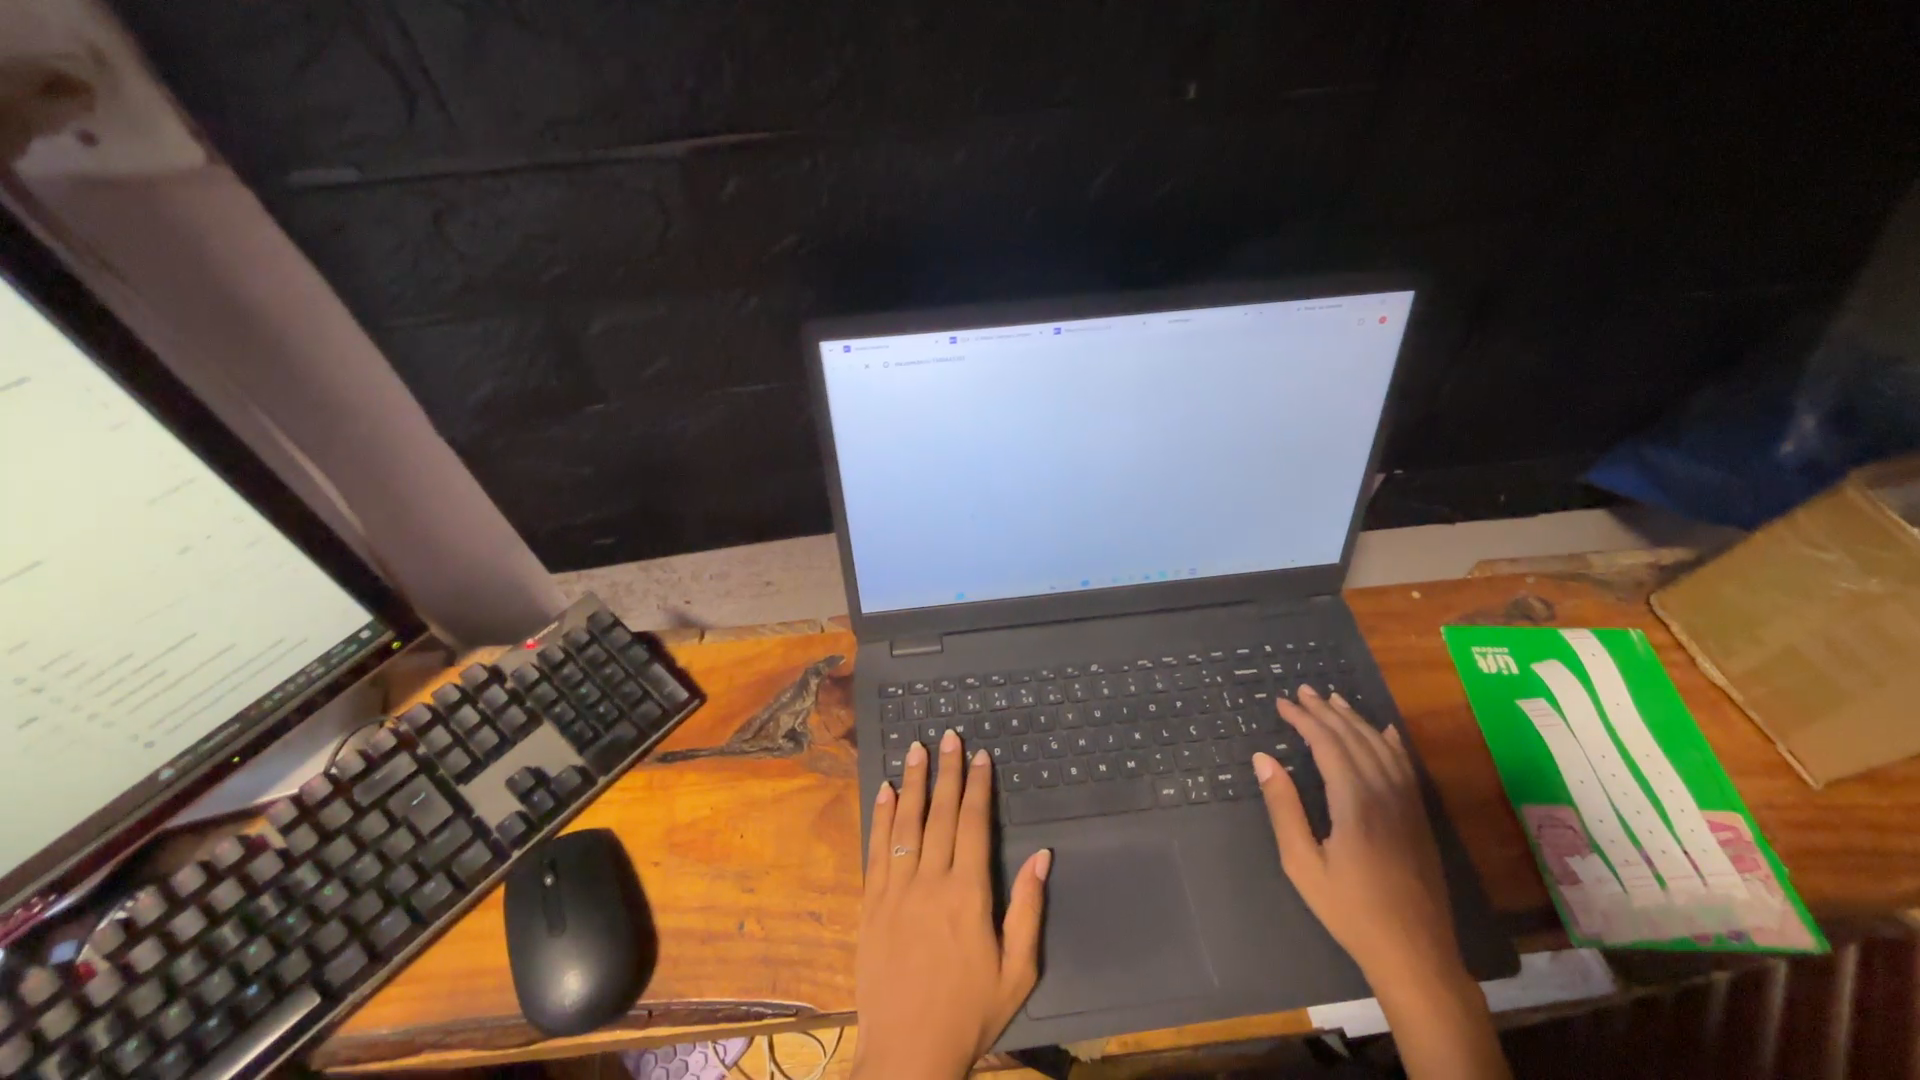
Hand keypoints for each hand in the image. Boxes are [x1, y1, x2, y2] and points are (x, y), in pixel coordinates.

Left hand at [853, 731, 1051, 1079]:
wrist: (907, 1052)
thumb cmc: (971, 1013)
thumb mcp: (1018, 970)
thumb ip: (1028, 909)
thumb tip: (1042, 855)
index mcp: (968, 895)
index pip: (973, 825)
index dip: (977, 787)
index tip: (980, 756)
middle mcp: (929, 882)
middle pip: (939, 814)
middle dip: (946, 772)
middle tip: (949, 735)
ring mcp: (894, 891)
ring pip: (905, 824)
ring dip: (913, 783)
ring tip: (917, 748)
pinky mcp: (870, 905)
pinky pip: (876, 850)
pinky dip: (881, 817)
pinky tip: (886, 792)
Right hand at [1252, 686, 1459, 983]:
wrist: (1414, 949)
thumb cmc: (1349, 909)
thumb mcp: (1302, 864)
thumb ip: (1284, 808)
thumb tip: (1264, 759)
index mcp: (1354, 802)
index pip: (1327, 744)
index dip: (1304, 719)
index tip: (1281, 703)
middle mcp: (1385, 792)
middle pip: (1355, 738)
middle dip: (1326, 712)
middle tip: (1302, 692)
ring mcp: (1408, 803)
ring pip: (1382, 746)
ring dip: (1356, 720)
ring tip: (1334, 701)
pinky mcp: (1420, 816)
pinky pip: (1405, 765)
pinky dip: (1391, 741)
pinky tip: (1384, 730)